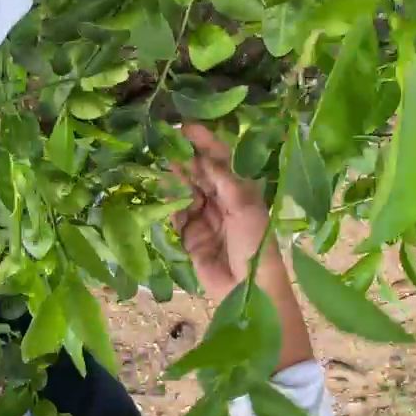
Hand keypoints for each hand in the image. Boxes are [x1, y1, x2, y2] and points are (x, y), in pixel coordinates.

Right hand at [173, 124, 315, 370]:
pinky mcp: (190, 237)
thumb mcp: (243, 206)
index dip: (203, 142)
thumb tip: (202, 154)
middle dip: (183, 159)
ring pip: (184, 192)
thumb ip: (221, 179)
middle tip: (163, 143)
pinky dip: (168, 205)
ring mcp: (204, 218)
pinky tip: (160, 192)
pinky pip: (175, 216)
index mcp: (239, 190)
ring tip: (160, 166)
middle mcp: (221, 200)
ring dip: (173, 180)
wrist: (249, 289)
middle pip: (198, 174)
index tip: (184, 127)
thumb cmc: (255, 243)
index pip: (219, 159)